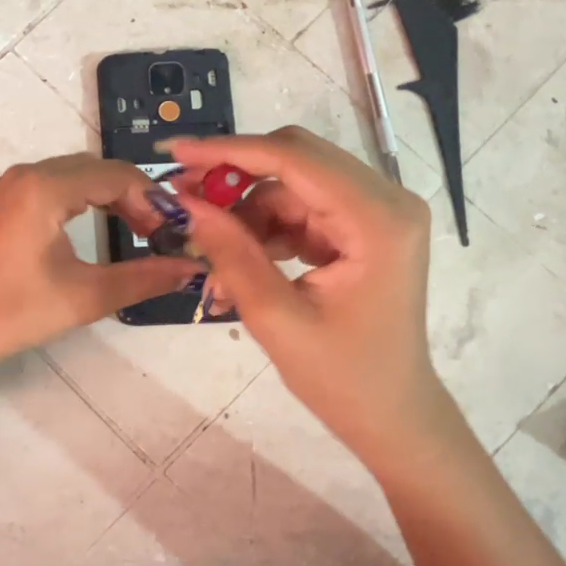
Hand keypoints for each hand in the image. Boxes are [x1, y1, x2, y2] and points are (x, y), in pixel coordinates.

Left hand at [0, 154, 201, 386]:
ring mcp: (14, 184)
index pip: (117, 176)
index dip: (154, 201)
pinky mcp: (8, 199)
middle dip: (137, 197)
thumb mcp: (86, 296)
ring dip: (113, 197)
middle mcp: (28, 174)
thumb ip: (144, 277)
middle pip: (99, 169)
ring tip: (143, 234)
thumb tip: (193, 267)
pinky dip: (87, 200)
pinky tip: (108, 227)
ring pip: (80, 175)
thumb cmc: (16, 312)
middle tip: (163, 236)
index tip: (177, 234)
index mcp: (44, 188)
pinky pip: (59, 185)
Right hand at [167, 128, 457, 461]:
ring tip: (212, 263)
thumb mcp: (274, 315)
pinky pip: (297, 209)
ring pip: (289, 186)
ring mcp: (375, 214)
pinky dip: (261, 230)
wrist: (390, 414)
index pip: (294, 159)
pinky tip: (236, 266)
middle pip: (294, 160)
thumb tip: (186, 202)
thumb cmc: (341, 376)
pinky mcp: (360, 230)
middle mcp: (385, 202)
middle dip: (233, 176)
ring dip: (244, 214)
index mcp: (377, 220)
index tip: (175, 153)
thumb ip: (230, 252)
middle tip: (183, 198)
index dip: (229, 151)